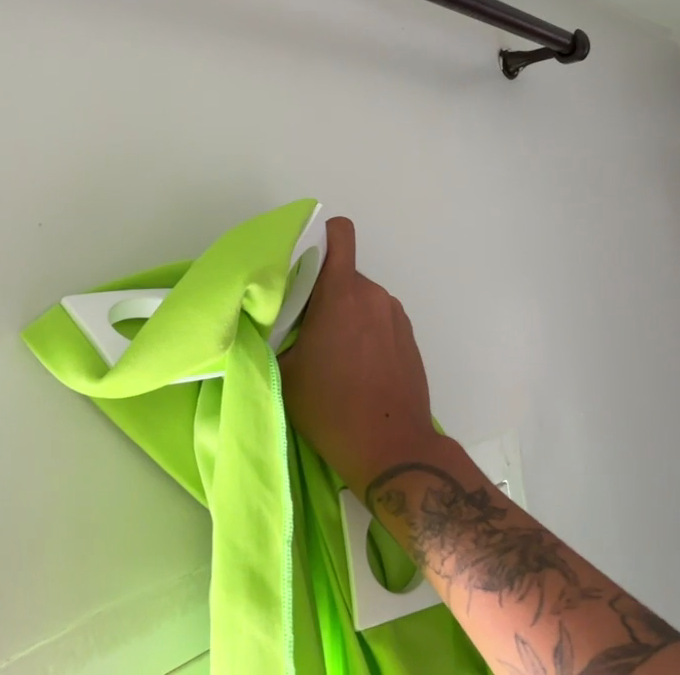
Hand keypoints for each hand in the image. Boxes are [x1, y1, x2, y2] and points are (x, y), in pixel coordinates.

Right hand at [278, 217, 444, 495]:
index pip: (339, 234)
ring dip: (346, 317)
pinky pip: (379, 321)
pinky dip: (366, 334)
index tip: (302, 264)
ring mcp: (396, 316)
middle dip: (324, 295)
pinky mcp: (410, 338)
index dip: (321, 237)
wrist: (391, 445)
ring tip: (332, 358)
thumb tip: (269, 322)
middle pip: (344, 276)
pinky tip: (358, 371)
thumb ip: (275, 335)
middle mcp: (373, 294)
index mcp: (341, 293)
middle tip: (305, 330)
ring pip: (362, 301)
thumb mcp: (284, 371)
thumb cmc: (330, 406)